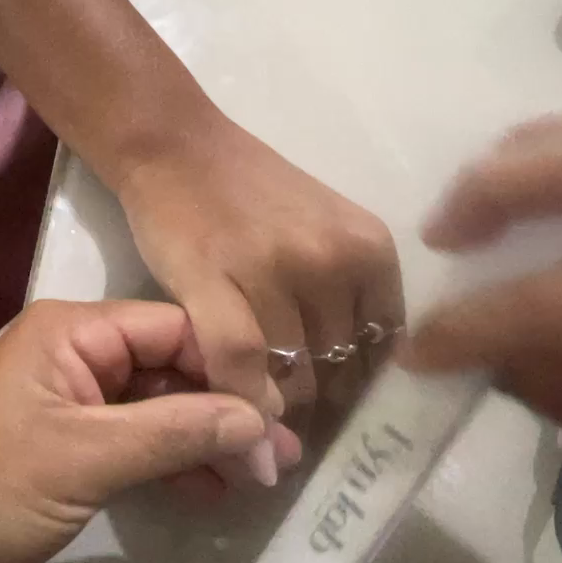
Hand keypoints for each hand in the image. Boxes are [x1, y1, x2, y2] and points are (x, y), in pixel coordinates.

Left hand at [0, 300, 299, 562]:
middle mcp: (75, 347)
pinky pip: (134, 432)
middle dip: (222, 410)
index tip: (282, 413)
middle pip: (169, 364)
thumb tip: (261, 422)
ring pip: (157, 402)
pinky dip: (170, 457)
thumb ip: (176, 432)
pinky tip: (212, 487)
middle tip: (281, 458)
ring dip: (203, 438)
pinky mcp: (72, 430)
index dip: (229, 366)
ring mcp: (73, 390)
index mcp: (71, 330)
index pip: (173, 326)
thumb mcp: (88, 459)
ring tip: (259, 479)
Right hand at [115, 117, 402, 430]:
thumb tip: (345, 381)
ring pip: (295, 378)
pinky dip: (239, 395)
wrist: (177, 148)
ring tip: (255, 407)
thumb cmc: (248, 192)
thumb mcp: (325, 232)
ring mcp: (274, 270)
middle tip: (285, 414)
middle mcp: (335, 259)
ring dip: (275, 405)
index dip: (358, 392)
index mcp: (371, 250)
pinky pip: (239, 364)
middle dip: (315, 404)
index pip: (384, 351)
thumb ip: (346, 296)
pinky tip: (231, 404)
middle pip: (340, 372)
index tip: (330, 408)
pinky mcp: (213, 281)